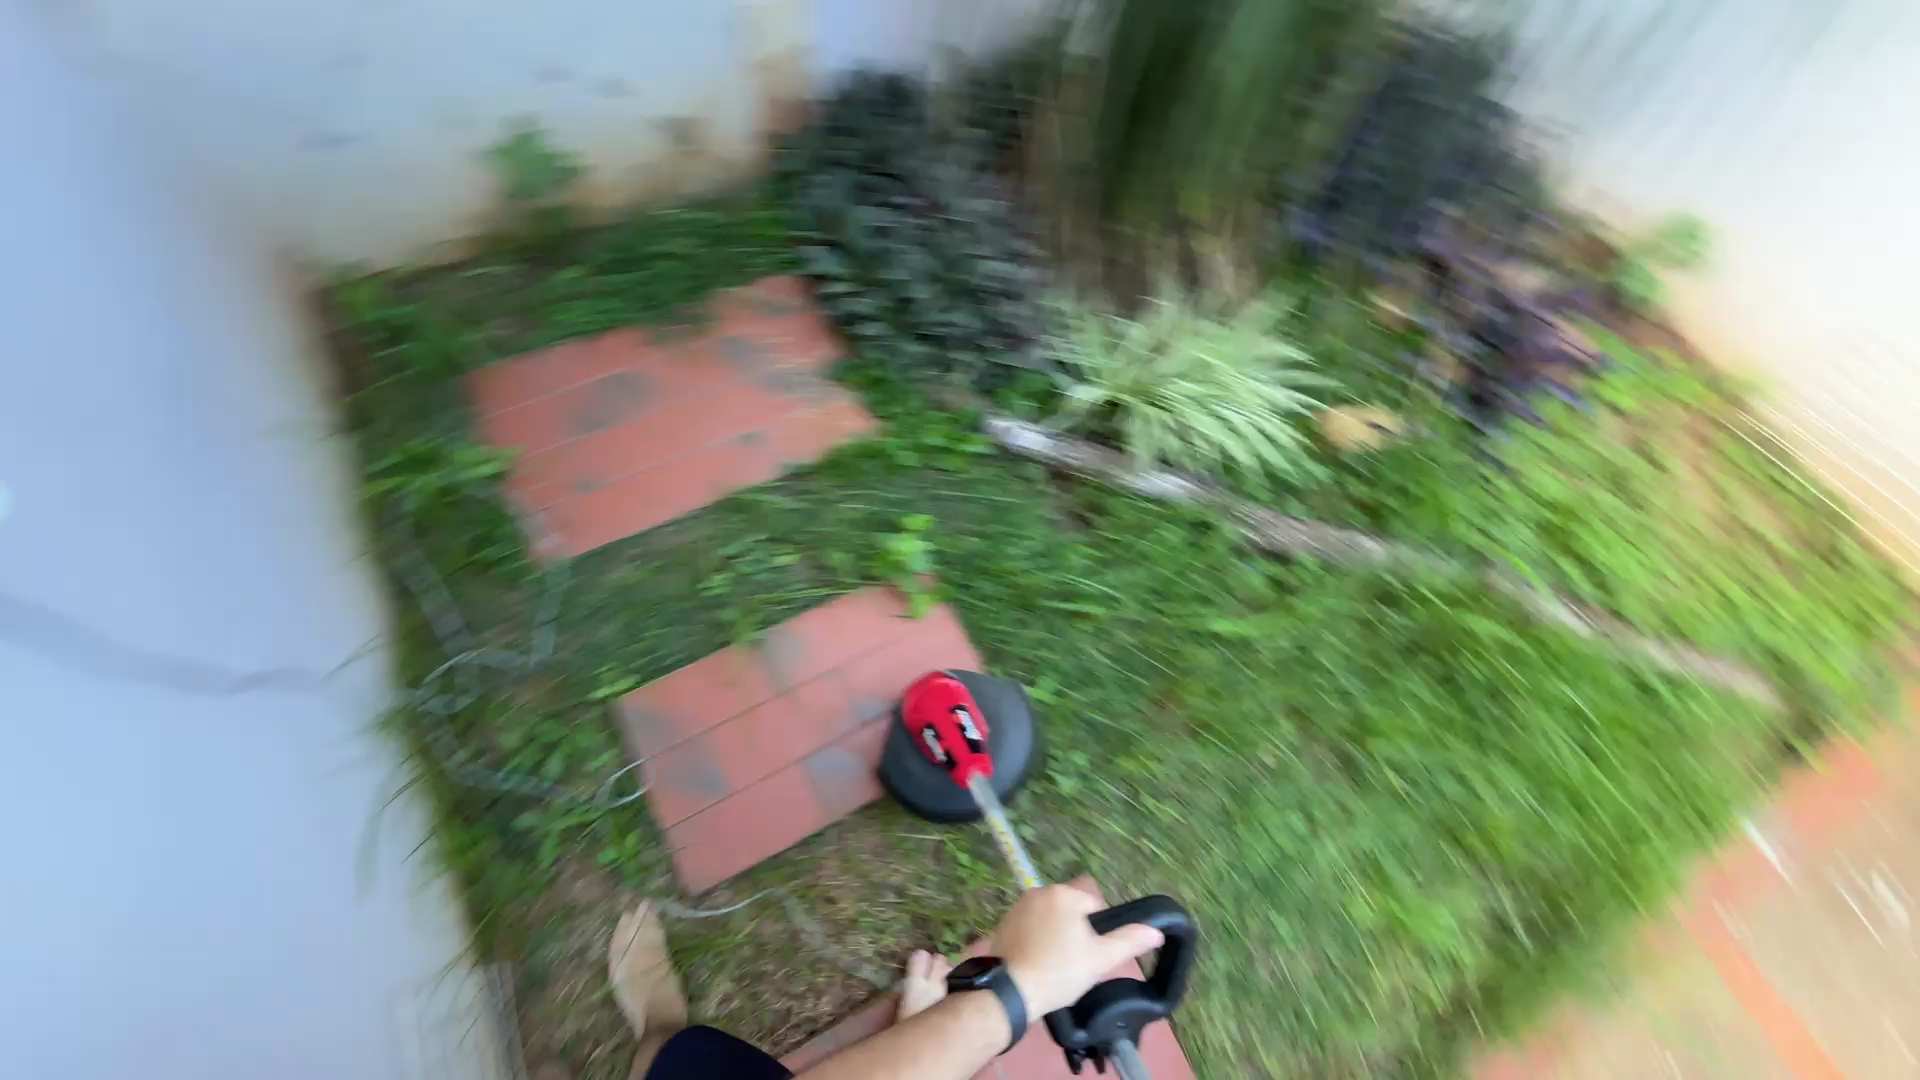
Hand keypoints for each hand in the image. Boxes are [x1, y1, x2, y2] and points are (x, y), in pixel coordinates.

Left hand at [991, 885, 1164, 1020]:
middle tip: (1075, 959)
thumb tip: (1156, 931)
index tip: (1091, 953)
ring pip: (1050, 915)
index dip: (1097, 930)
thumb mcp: (1100, 959)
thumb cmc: (1060, 972)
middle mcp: (1041, 890)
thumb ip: (1129, 941)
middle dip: (1076, 928)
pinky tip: (1037, 960)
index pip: (1094, 904)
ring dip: (1056, 931)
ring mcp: (1019, 904)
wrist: (1012, 990)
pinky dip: (1036, 937)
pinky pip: (1030, 924)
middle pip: (1070, 907)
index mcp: (1065, 894)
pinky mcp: (1005, 920)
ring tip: (1055, 962)